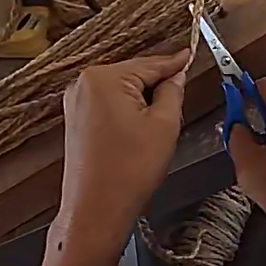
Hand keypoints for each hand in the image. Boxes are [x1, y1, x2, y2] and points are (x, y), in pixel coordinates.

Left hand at [40, 51, 190, 265]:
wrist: (97, 210)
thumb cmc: (129, 170)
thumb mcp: (165, 124)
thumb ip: (173, 91)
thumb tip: (176, 76)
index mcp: (103, 78)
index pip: (150, 64)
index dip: (175, 63)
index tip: (189, 55)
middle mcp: (83, 84)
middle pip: (134, 75)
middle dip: (158, 87)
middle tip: (180, 104)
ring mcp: (76, 103)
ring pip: (123, 91)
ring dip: (144, 102)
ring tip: (160, 127)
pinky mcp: (76, 120)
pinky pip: (110, 105)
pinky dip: (129, 112)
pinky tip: (141, 133)